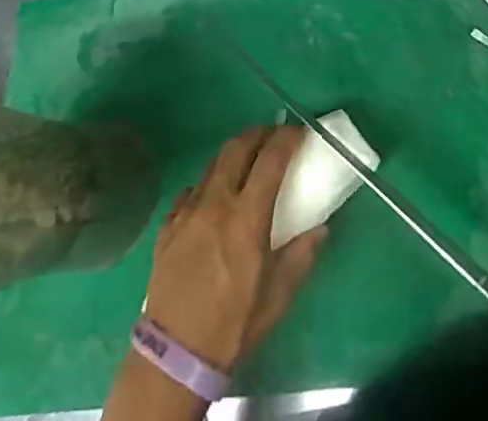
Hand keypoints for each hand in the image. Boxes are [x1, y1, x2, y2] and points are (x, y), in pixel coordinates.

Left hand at [144, 126, 325, 371]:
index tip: (300, 132)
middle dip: (258, 134)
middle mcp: (215, 205)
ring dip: (233, 155)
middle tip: (275, 136)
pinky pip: (188, 193)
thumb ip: (302, 255)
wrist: (175, 356)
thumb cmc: (234, 323)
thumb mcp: (279, 293)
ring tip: (248, 162)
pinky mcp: (166, 229)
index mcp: (246, 217)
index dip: (288, 138)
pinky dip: (206, 185)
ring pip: (211, 166)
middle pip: (236, 149)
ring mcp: (186, 214)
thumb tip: (322, 229)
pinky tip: (212, 199)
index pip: (270, 159)